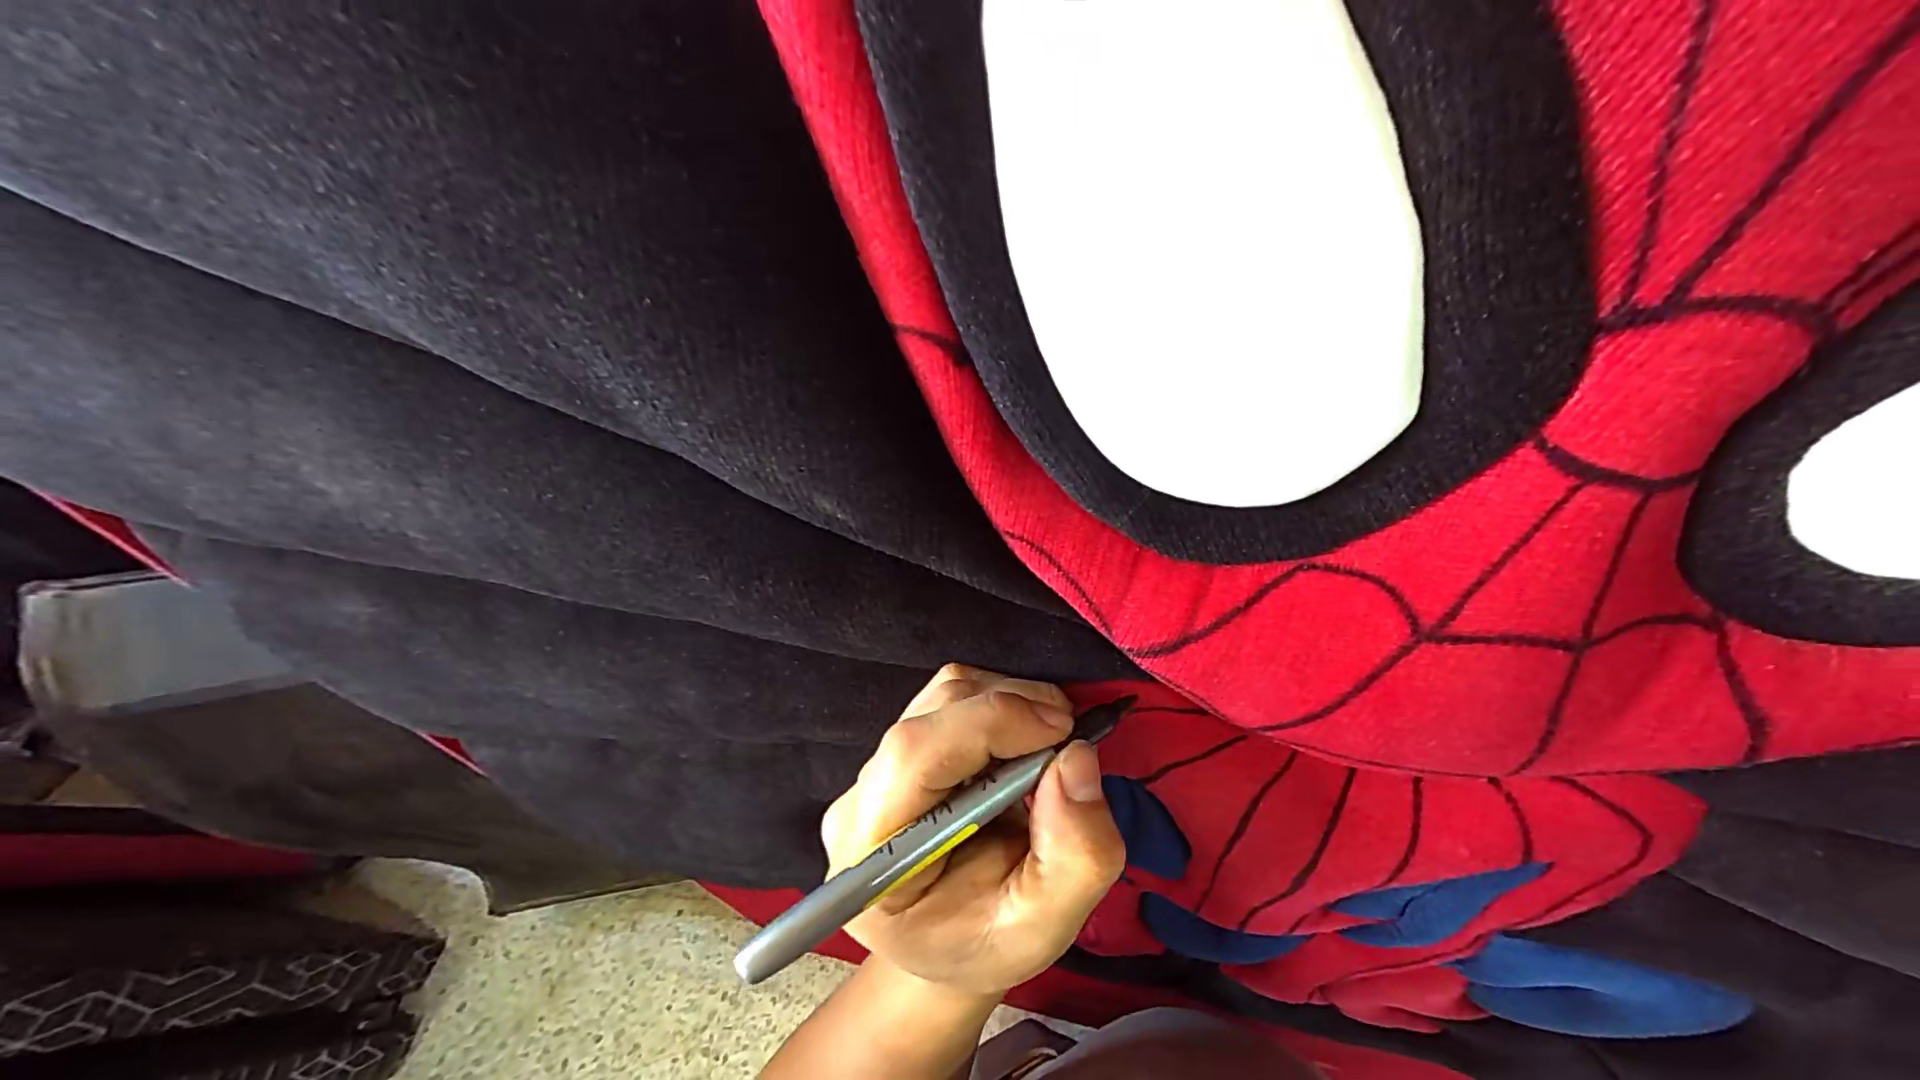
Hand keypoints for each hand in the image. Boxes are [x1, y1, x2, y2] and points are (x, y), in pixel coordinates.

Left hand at [819, 664, 1125, 997]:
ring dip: (1013, 703)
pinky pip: (956, 699)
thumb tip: (1077, 758)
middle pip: (935, 711)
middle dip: (1014, 708)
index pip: (914, 754)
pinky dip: (1004, 706)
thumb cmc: (983, 944)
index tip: (1064, 731)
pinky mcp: (906, 746)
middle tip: (1072, 737)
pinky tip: (1026, 745)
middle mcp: (862, 797)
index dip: (990, 724)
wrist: (950, 942)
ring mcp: (880, 766)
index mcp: (872, 854)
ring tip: (1051, 745)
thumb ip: (1073, 855)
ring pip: (948, 693)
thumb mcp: (1042, 928)